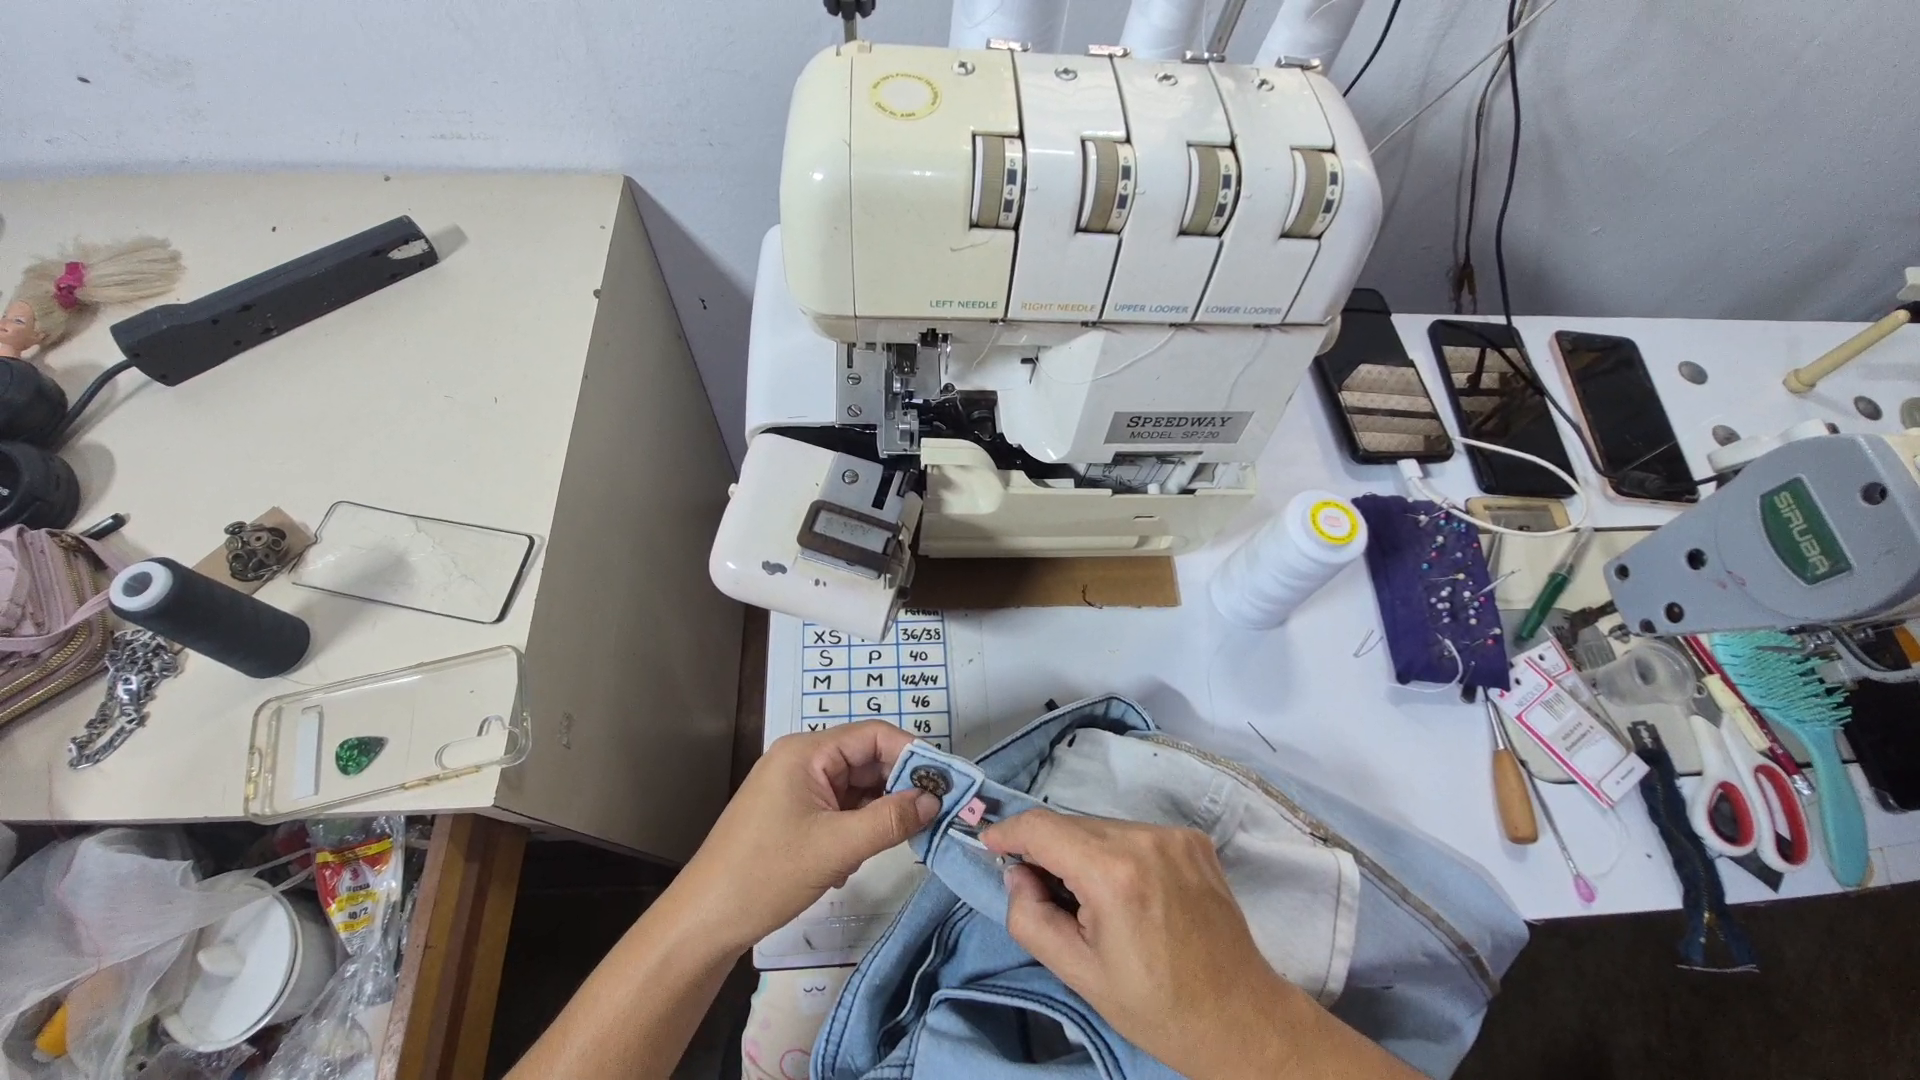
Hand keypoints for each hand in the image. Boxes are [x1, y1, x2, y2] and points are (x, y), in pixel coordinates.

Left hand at [671, 722, 939, 954]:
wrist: (704, 922)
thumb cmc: (765, 874)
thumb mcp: (836, 847)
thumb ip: (890, 820)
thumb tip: (934, 801)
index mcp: (806, 752)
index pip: (873, 735)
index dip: (913, 754)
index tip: (945, 784)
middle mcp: (802, 760)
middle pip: (866, 760)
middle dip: (898, 788)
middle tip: (932, 817)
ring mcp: (797, 788)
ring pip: (856, 788)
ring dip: (878, 813)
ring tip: (897, 842)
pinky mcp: (794, 814)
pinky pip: (841, 809)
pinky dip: (857, 829)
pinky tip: (854, 860)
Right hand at [982, 808, 1288, 1074]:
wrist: (1240, 1017)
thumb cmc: (1155, 1006)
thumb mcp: (1077, 973)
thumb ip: (1031, 917)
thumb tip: (1019, 876)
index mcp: (1114, 873)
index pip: (1043, 828)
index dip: (1009, 832)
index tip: (990, 845)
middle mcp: (1146, 838)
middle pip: (1072, 825)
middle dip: (1046, 851)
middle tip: (1040, 892)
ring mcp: (1175, 835)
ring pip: (1102, 827)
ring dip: (1081, 851)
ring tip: (1088, 900)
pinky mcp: (1193, 840)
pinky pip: (1133, 833)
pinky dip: (1115, 853)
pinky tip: (1124, 892)